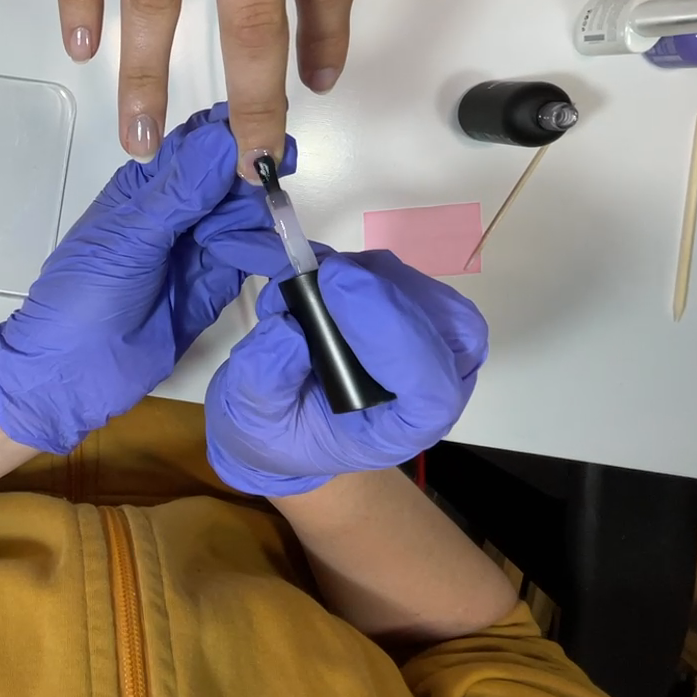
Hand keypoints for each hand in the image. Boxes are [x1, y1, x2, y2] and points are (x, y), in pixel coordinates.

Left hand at [0, 105, 293, 452]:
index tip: (266, 141)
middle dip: (250, 182)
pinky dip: (262, 252)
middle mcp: (176, 211)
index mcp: (145, 188)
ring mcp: (197, 247)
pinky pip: (249, 256)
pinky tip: (267, 255)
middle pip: (230, 178)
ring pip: (244, 215)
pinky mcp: (215, 284)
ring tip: (247, 239)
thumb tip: (225, 138)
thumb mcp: (131, 236)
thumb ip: (181, 190)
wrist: (76, 369)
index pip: (197, 146)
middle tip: (267, 194)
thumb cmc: (85, 294)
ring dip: (255, 219)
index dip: (232, 137)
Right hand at [203, 250, 488, 495]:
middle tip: (326, 272)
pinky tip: (317, 271)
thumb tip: (291, 327)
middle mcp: (422, 391)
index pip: (429, 388)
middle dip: (390, 292)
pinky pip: (404, 282)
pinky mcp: (403, 321)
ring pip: (430, 298)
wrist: (276, 423)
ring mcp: (420, 353)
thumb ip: (265, 377)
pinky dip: (362, 266)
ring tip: (308, 275)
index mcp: (395, 429)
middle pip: (448, 331)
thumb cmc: (270, 429)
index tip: (333, 286)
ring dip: (372, 274)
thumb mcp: (248, 415)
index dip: (395, 333)